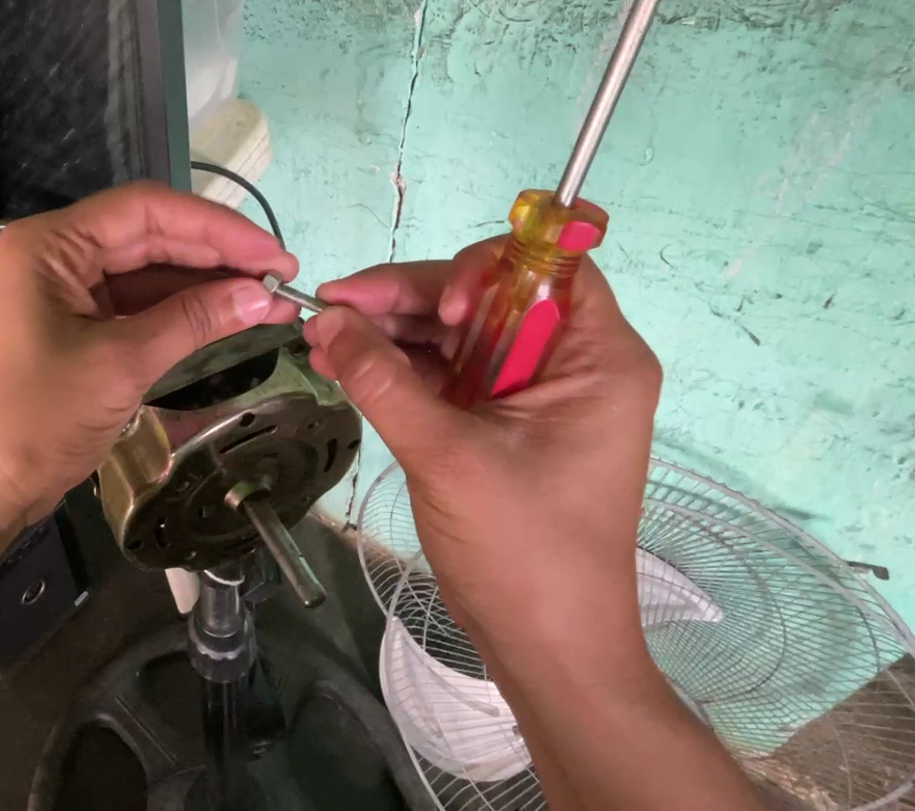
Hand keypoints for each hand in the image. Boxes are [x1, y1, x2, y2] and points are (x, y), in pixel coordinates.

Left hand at [0, 183, 297, 530]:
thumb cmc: (35, 420)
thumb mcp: (120, 364)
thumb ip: (192, 321)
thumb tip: (262, 294)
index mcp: (51, 244)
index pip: (145, 211)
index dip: (216, 227)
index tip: (273, 254)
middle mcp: (58, 255)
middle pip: (150, 236)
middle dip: (217, 255)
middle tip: (282, 276)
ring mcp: (68, 290)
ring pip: (149, 271)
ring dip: (206, 285)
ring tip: (269, 299)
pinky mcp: (79, 325)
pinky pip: (139, 305)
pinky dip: (182, 312)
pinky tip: (228, 317)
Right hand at [304, 242, 661, 671]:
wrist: (543, 647)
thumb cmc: (522, 549)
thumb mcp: (447, 455)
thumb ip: (381, 381)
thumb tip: (324, 319)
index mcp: (592, 358)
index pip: (551, 267)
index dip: (488, 268)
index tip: (439, 308)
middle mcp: (562, 362)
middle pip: (484, 295)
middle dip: (406, 297)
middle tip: (332, 305)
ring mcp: (523, 391)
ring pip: (452, 331)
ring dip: (386, 329)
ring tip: (322, 335)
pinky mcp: (490, 417)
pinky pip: (439, 370)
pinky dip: (390, 364)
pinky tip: (339, 362)